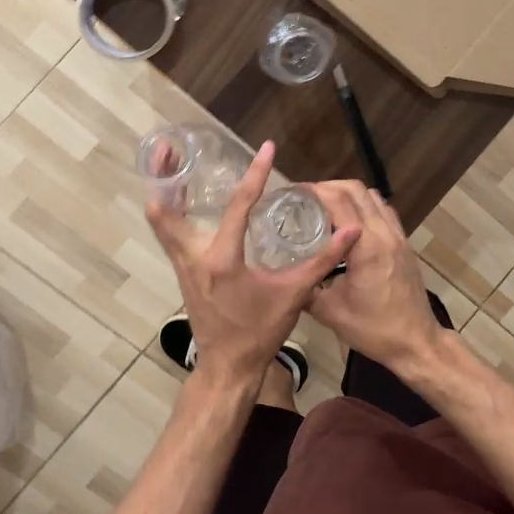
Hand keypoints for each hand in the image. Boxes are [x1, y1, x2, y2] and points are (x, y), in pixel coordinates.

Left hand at [145, 141, 359, 382]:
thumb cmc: (261, 331)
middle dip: (164, 177)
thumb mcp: (295, 295)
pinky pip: (168, 233)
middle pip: (165, 210)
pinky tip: (180, 196)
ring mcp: (182, 265)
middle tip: (167, 146)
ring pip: (161, 221)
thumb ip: (323, 261)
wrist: (228, 367)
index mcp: (223, 260)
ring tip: (166, 160)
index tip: (267, 148)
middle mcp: (194, 257)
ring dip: (162, 190)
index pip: (238, 206)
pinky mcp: (182, 272)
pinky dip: (169, 209)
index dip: (256, 175)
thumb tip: (352, 231)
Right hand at [307, 182, 443, 370]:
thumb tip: (284, 275)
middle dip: (328, 187)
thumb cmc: (373, 329)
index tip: (292, 192)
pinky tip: (349, 221)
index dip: (314, 191)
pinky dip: (365, 205)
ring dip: (348, 193)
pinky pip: (384, 210)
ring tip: (325, 206)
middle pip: (356, 190)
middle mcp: (385, 233)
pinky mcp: (405, 242)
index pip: (338, 201)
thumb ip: (306, 289)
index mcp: (366, 246)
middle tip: (305, 198)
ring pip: (372, 197)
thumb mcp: (330, 313)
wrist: (415, 342)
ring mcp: (398, 236)